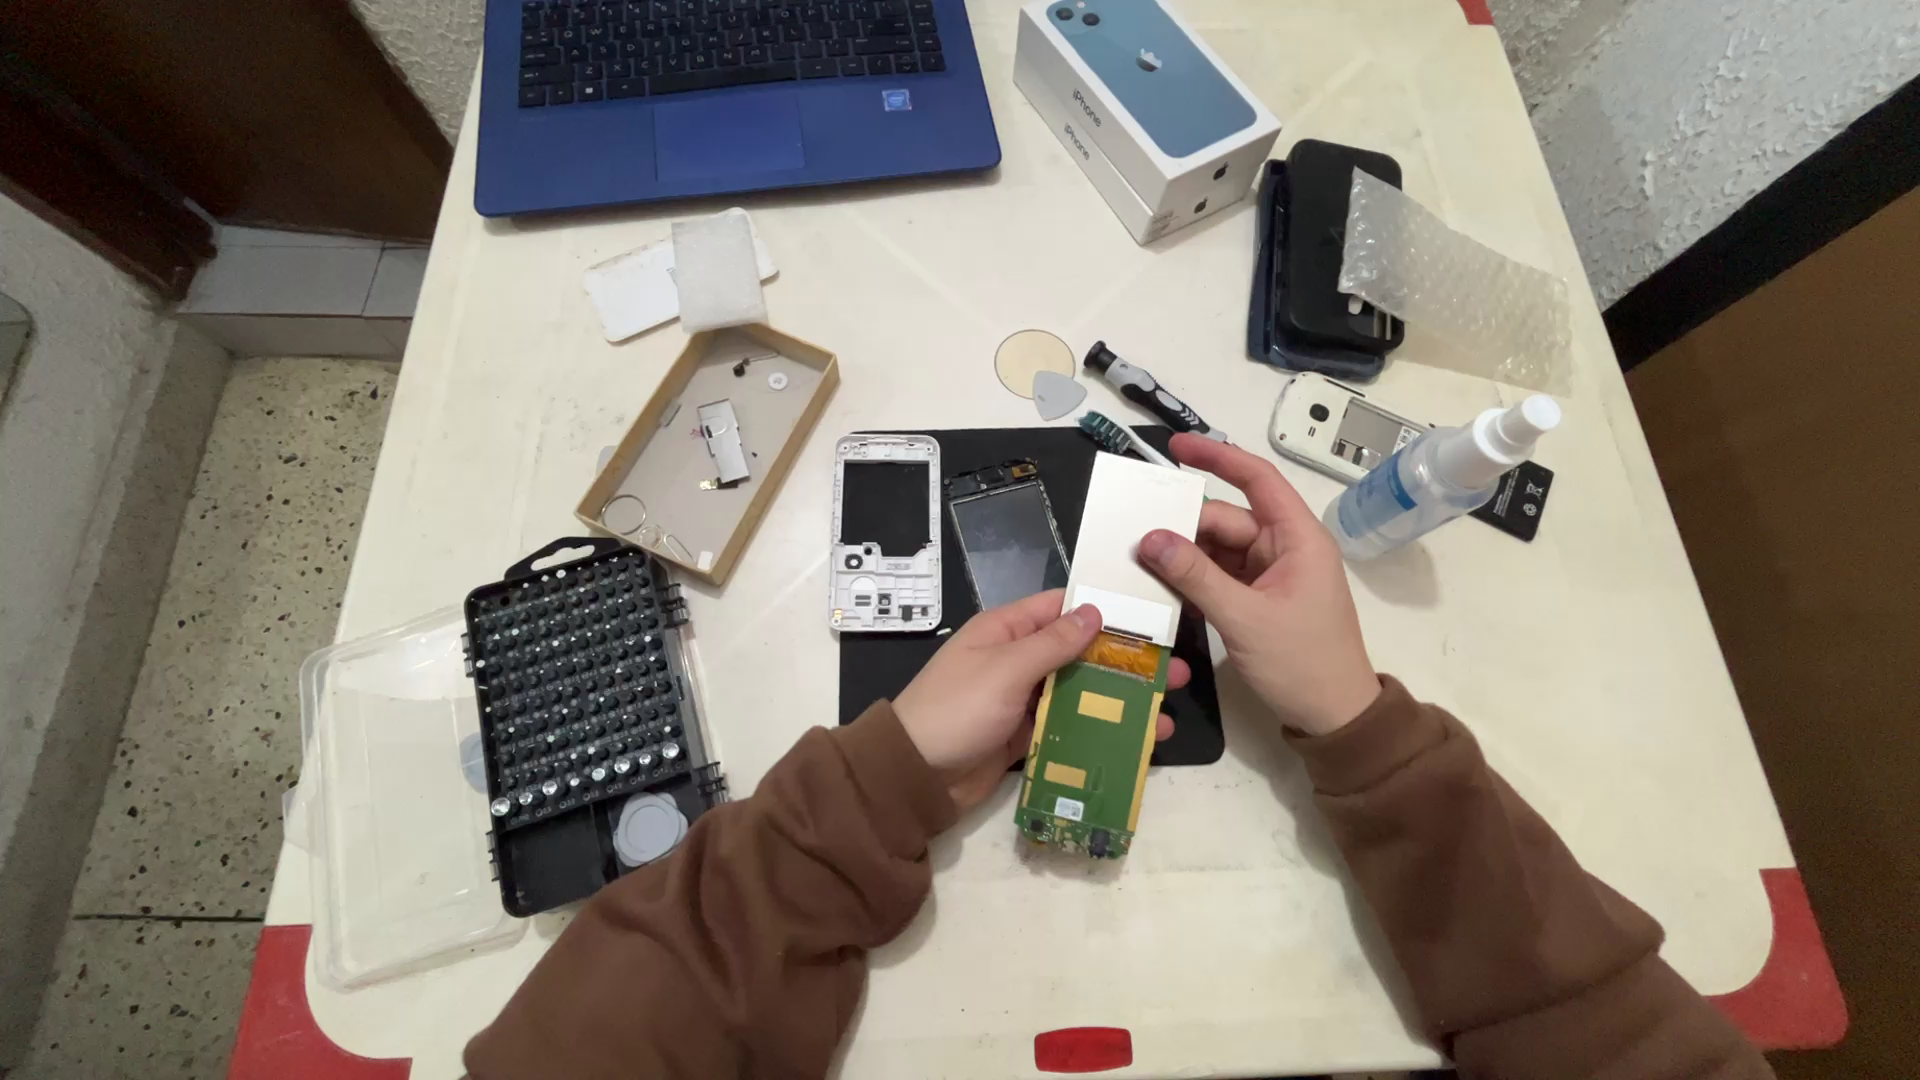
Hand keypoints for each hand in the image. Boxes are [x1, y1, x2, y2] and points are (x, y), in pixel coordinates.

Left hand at [894, 590, 1186, 811]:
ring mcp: (1022, 699)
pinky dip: (1097, 730)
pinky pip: (1068, 725)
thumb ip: (1050, 643)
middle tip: (1174, 671)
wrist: (915, 776)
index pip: (1060, 608)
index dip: (1103, 610)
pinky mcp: (1025, 734)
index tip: (1149, 617)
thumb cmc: (957, 710)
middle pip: (1078, 652)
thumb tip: (1093, 611)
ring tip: (1164, 713)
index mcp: (1006, 630)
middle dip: (1124, 661)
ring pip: (1078, 691)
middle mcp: (1016, 659)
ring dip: (1118, 700)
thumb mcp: (1004, 669)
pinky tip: (1133, 740)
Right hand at [1137, 434, 1379, 735]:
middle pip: (1223, 520)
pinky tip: (1160, 586)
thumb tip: (1149, 539)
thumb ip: (1195, 576)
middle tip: (1135, 538)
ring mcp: (1266, 574)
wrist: (1332, 716)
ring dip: (1181, 557)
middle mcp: (1281, 547)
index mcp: (1296, 538)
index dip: (1217, 458)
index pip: (1257, 480)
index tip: (1175, 447)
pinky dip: (1190, 579)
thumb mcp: (1244, 617)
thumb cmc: (1301, 662)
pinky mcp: (1253, 597)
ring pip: (1214, 549)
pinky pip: (1214, 575)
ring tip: (1139, 564)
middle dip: (1182, 527)